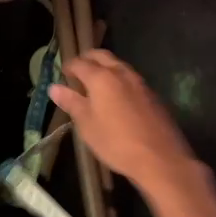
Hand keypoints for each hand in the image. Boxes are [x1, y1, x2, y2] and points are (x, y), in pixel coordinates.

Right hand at [50, 49, 195, 184]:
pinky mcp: (153, 96)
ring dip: (105, 68)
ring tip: (97, 85)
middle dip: (87, 59)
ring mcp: (140, 83)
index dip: (68, 67)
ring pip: (118, 65)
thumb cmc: (117, 142)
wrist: (162, 160)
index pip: (79, 63)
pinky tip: (118, 99)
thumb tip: (53, 87)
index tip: (63, 75)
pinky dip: (119, 80)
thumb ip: (71, 102)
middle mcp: (121, 73)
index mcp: (101, 77)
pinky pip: (131, 79)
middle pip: (101, 55)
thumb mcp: (87, 125)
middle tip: (79, 72)